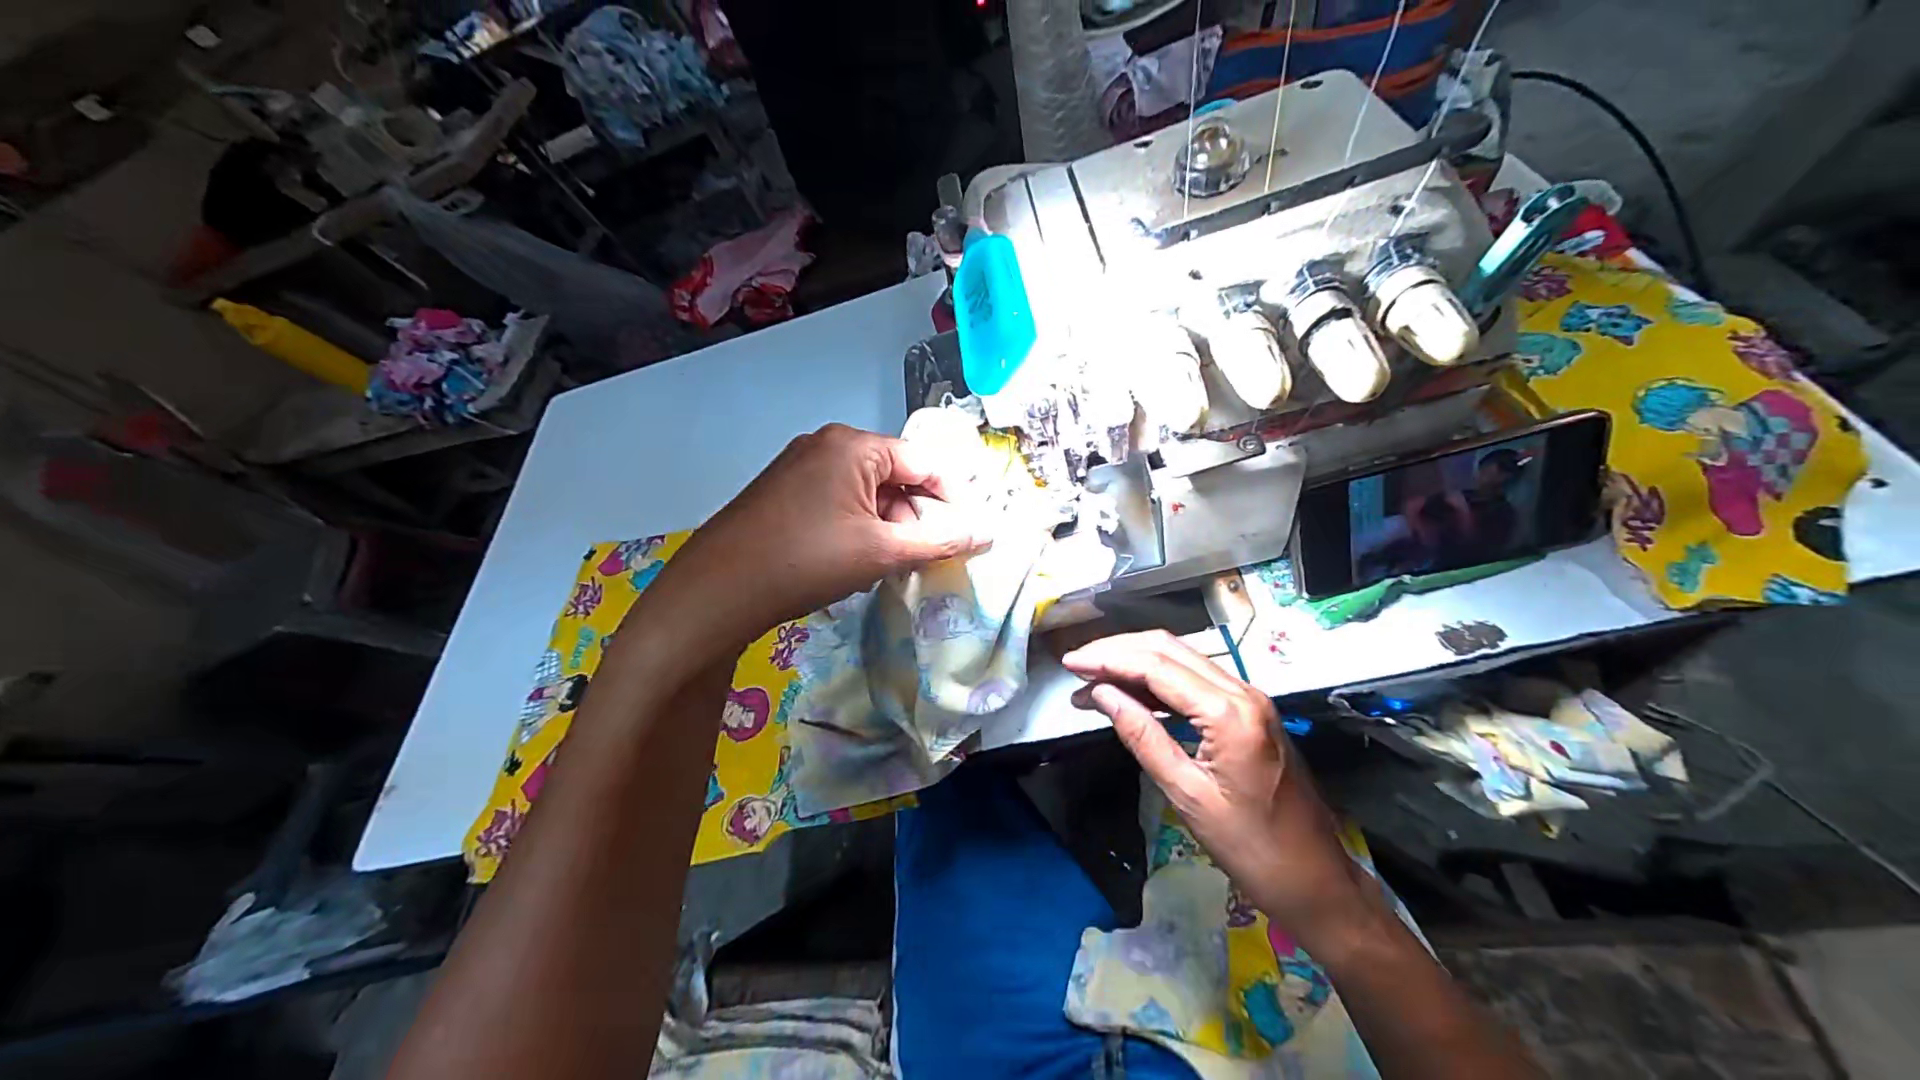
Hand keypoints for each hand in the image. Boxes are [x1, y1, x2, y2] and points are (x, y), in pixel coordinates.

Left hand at [640, 424, 986, 658]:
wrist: (717, 590)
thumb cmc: (806, 561)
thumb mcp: (881, 552)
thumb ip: (939, 541)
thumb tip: (987, 534)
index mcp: (853, 446)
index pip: (923, 462)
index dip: (952, 497)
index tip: (969, 533)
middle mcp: (825, 444)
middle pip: (894, 474)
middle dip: (914, 514)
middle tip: (922, 557)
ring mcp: (799, 466)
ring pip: (865, 491)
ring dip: (886, 524)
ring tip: (885, 564)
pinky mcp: (782, 491)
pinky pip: (837, 500)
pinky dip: (856, 526)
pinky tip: (852, 560)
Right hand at [1061, 631, 1371, 942]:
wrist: (1318, 879)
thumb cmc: (1253, 848)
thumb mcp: (1187, 795)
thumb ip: (1142, 736)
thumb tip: (1101, 695)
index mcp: (1229, 714)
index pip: (1156, 666)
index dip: (1108, 660)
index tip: (1071, 664)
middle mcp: (1243, 693)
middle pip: (1169, 649)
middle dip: (1118, 651)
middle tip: (1076, 666)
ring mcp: (1250, 699)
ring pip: (1182, 658)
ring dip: (1135, 661)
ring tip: (1093, 680)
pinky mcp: (1249, 712)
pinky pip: (1195, 679)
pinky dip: (1157, 680)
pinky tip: (1131, 693)